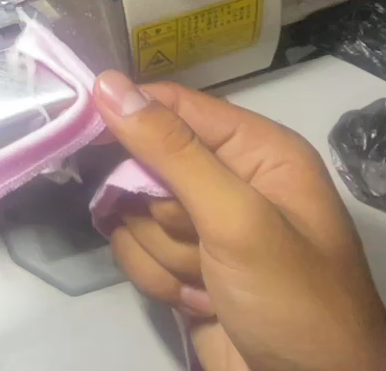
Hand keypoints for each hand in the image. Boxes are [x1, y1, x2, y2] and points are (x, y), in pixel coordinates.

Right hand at [92, 72, 385, 370]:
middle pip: (143, 160)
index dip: (128, 119)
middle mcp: (228, 176)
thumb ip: (171, 150)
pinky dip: (158, 277)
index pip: (169, 104)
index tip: (90, 138)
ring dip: (161, 250)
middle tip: (196, 239)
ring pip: (133, 208)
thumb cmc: (295, 304)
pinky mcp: (183, 261)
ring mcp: (203, 222)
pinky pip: (134, 246)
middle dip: (159, 209)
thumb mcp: (237, 219)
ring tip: (207, 281)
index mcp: (255, 149)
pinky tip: (198, 301)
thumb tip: (106, 82)